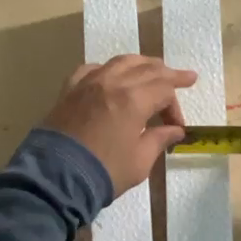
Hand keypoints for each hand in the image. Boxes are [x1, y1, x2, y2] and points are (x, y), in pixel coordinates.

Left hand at [44, 55, 197, 193]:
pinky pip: (92, 69)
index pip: (164, 90)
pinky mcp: (69, 90)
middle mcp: (112, 83)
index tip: (177, 127)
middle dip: (168, 75)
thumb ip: (159, 139)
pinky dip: (108, 69)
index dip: (175, 106)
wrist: (55, 178)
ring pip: (120, 62)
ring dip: (141, 65)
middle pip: (146, 69)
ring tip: (153, 69)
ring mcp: (88, 83)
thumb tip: (175, 129)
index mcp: (133, 99)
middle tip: (185, 78)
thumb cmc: (103, 171)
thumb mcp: (139, 161)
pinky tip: (111, 76)